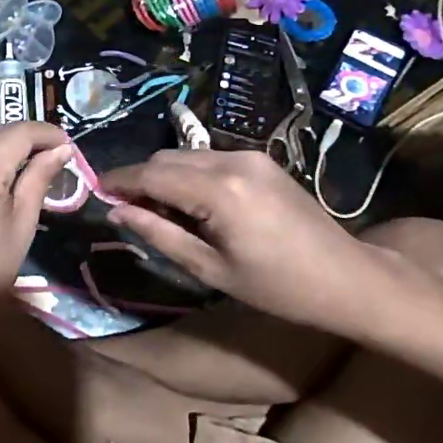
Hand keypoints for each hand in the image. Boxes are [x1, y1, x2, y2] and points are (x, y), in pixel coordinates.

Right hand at [102, 150, 386, 331]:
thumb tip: (117, 212)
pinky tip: (193, 204)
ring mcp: (249, 155)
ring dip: (165, 176)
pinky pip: (210, 158)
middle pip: (167, 158)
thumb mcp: (210, 269)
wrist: (346, 276)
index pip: (152, 173)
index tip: (97, 191)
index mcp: (219, 190)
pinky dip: (190, 174)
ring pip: (187, 155)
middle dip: (141, 179)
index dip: (120, 181)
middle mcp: (232, 160)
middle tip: (130, 212)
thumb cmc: (278, 287)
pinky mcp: (261, 159)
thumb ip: (159, 234)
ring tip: (162, 212)